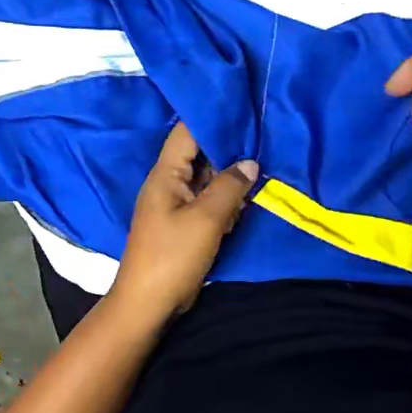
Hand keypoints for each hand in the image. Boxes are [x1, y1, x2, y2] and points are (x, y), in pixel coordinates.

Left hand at [110, 123, 258, 319]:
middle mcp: (168, 183)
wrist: (147, 304)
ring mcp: (175, 205)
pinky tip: (247, 199)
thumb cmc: (172, 257)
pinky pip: (206, 202)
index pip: (186, 132)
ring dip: (230, 177)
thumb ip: (229, 187)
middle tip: (264, 137)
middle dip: (228, 148)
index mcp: (164, 174)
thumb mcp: (206, 219)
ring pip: (206, 179)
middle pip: (199, 154)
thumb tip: (250, 162)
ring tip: (263, 164)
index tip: (244, 108)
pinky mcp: (183, 225)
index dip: (212, 118)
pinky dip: (225, 200)